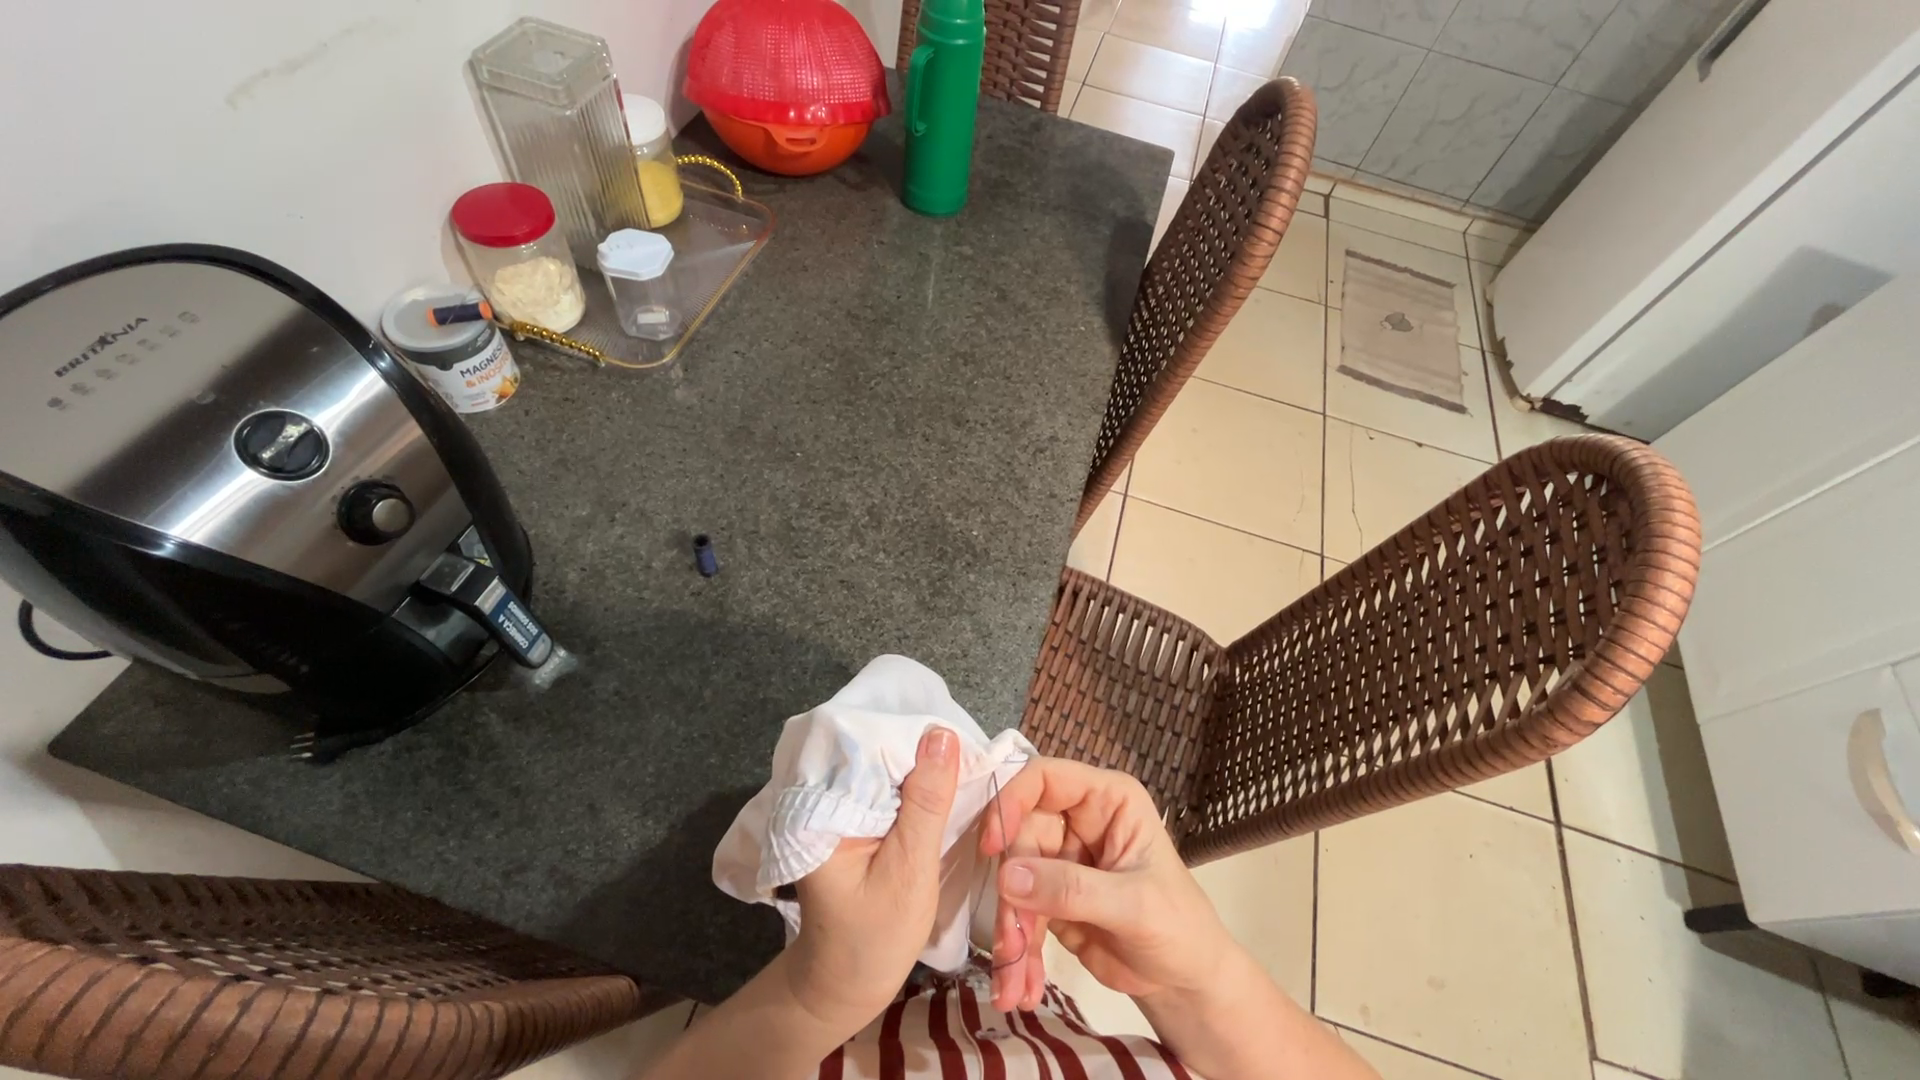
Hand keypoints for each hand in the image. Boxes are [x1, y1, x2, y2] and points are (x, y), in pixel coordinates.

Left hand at [785, 725, 959, 1038]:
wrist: (843, 984)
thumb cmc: (873, 938)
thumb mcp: (908, 870)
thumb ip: (926, 803)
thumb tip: (942, 733)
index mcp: (818, 805)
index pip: (867, 745)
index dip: (915, 736)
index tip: (962, 740)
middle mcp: (819, 794)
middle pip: (874, 748)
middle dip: (920, 748)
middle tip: (970, 752)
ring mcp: (834, 804)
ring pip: (883, 764)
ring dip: (920, 765)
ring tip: (962, 763)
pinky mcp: (851, 814)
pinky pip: (884, 783)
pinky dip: (913, 784)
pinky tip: (941, 786)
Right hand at [979, 756, 1237, 1011]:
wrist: (1186, 984)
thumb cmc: (1179, 928)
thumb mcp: (1134, 906)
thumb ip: (1072, 888)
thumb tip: (1007, 876)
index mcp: (1106, 800)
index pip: (1044, 778)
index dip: (1012, 801)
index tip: (992, 846)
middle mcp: (1078, 821)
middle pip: (1020, 836)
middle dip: (1012, 894)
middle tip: (1011, 944)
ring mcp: (1060, 860)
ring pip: (1013, 879)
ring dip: (1010, 932)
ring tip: (1015, 985)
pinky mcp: (1049, 898)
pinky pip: (1018, 915)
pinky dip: (1016, 953)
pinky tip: (1020, 989)